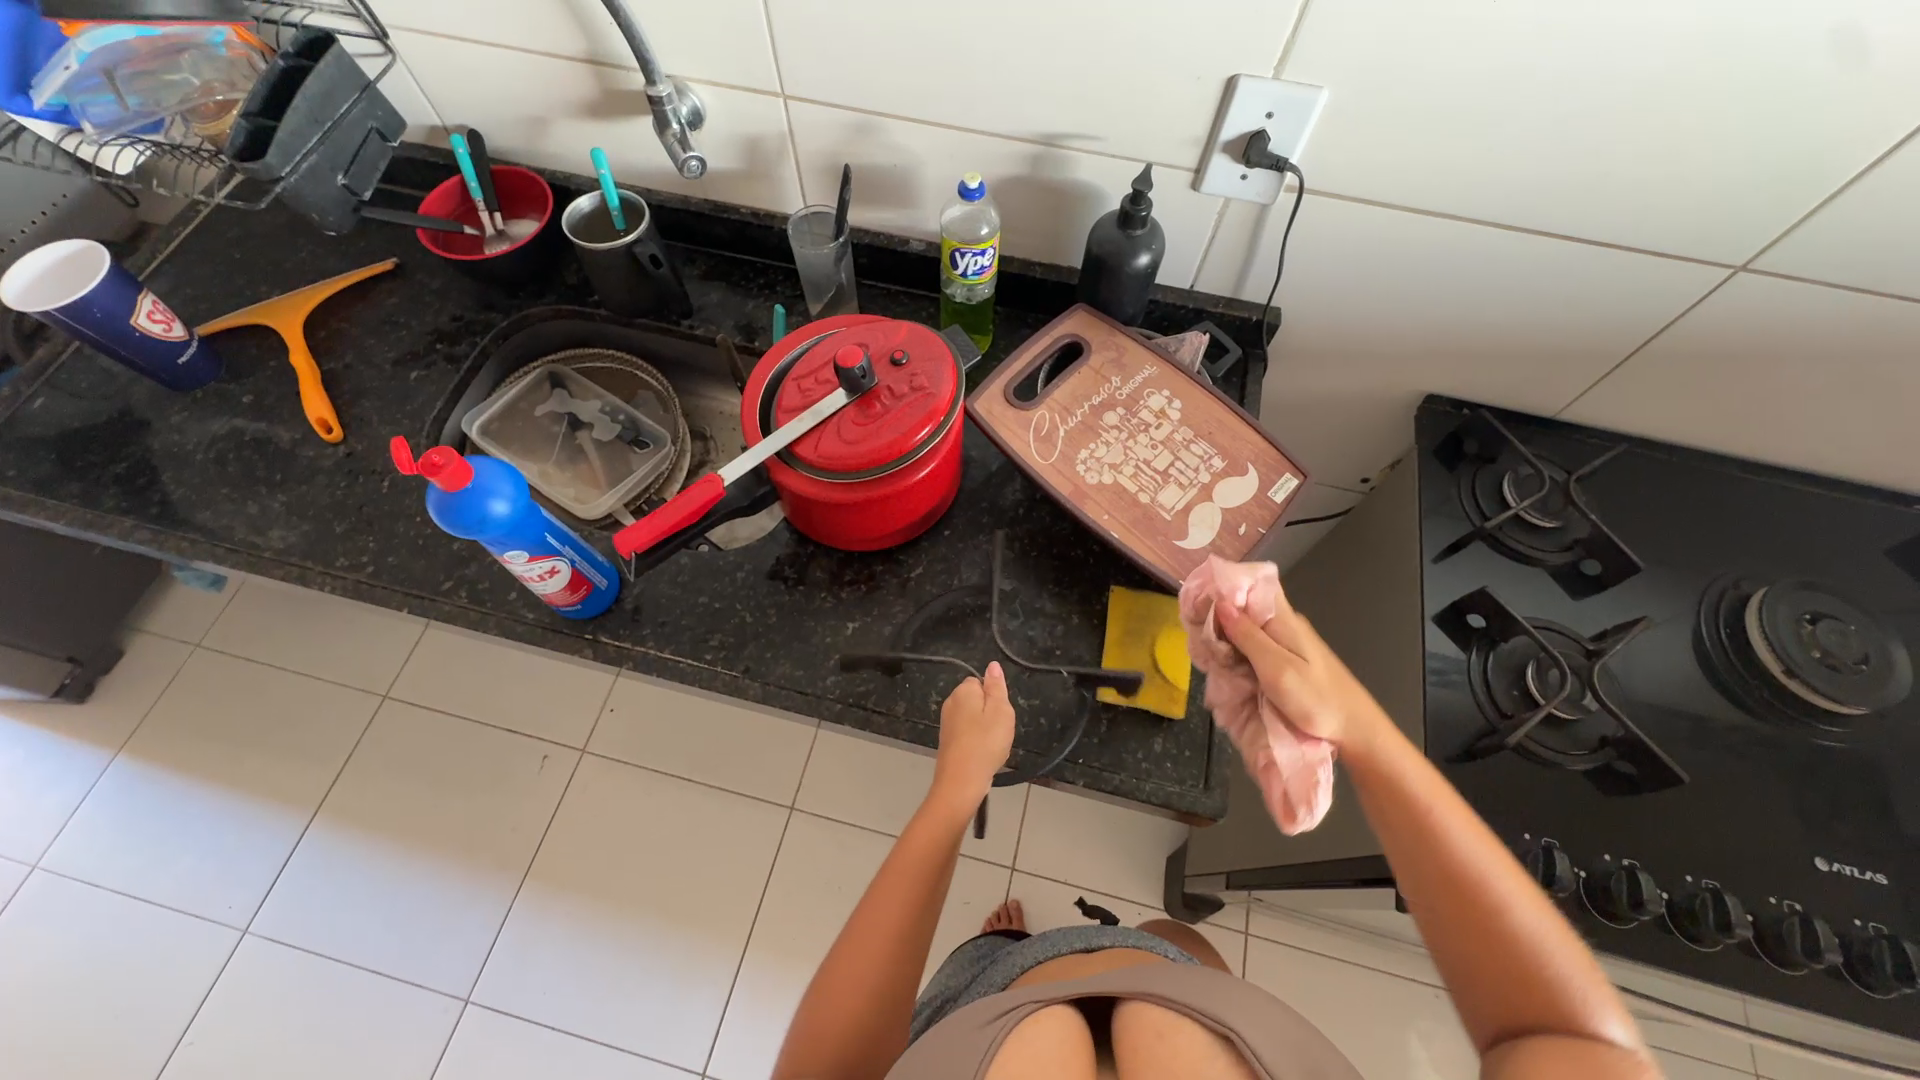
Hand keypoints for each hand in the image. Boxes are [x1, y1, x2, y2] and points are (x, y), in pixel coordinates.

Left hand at [931, 661, 1015, 808]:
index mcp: (963, 691)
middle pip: (977, 700)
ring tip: (992, 746)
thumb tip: (992, 665)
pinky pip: (967, 734)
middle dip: (990, 713)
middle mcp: (951, 703)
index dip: (994, 697)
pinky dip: (977, 742)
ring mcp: (947, 723)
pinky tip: (983, 755)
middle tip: (999, 731)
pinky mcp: (947, 740)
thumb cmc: (986, 743)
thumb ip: (996, 686)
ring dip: (985, 730)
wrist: (961, 781)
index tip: (1001, 714)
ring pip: (973, 719)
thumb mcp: (1001, 711)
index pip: (981, 682)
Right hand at [1215, 587, 1394, 756]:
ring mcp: (1285, 643)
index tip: (1198, 601)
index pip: (1252, 585)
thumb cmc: (1318, 700)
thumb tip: (1221, 603)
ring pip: (1246, 630)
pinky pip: (1253, 648)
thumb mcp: (1277, 669)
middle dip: (1218, 617)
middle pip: (1244, 608)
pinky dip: (1236, 653)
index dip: (1225, 587)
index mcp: (1283, 620)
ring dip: (1225, 638)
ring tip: (1204, 653)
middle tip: (1195, 636)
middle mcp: (1283, 625)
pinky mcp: (1285, 660)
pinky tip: (1223, 666)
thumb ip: (1248, 637)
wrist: (1355, 730)